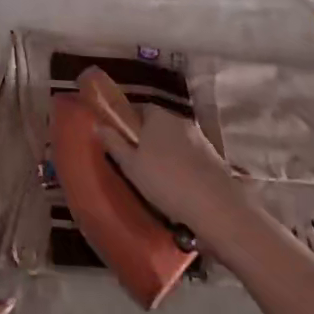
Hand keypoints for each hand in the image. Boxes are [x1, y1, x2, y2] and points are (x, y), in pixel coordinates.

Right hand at [96, 104, 250, 237]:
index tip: (121, 138)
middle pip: (158, 123)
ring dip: (166, 151)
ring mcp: (200, 137)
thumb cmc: (164, 181)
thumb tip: (99, 125)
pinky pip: (190, 154)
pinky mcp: (214, 156)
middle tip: (136, 160)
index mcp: (158, 116)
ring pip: (176, 140)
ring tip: (158, 176)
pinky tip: (179, 184)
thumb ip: (114, 143)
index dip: (128, 122)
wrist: (214, 205)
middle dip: (148, 137)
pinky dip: (183, 164)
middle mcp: (180, 120)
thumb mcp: (130, 166)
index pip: (139, 108)